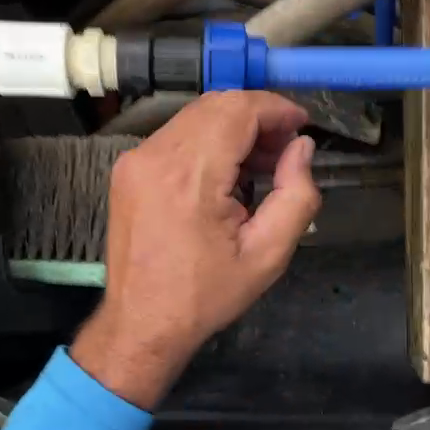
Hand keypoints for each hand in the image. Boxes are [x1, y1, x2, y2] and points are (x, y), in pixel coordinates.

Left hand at [72, 91, 319, 408]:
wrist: (143, 324)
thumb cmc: (205, 296)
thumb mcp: (267, 256)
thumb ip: (296, 196)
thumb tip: (302, 149)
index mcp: (190, 177)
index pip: (237, 109)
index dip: (276, 109)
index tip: (301, 126)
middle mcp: (155, 157)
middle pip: (216, 106)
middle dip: (257, 118)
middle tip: (285, 151)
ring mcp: (135, 161)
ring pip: (194, 118)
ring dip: (232, 130)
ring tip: (260, 168)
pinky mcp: (128, 171)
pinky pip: (175, 137)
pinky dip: (207, 144)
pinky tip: (226, 178)